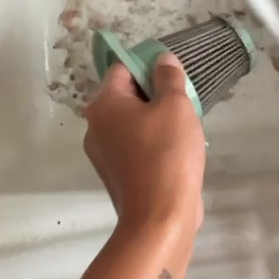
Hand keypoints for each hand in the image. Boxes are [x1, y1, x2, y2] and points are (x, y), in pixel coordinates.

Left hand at [84, 53, 206, 236]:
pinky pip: (135, 147)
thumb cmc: (167, 153)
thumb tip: (162, 60)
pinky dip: (152, 144)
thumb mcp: (176, 106)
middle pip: (126, 96)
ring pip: (132, 123)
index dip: (148, 66)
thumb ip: (168, 77)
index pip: (123, 68)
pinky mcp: (116, 175)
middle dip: (155, 95)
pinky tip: (175, 153)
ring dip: (156, 121)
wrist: (160, 218)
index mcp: (103, 105)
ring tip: (183, 130)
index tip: (174, 78)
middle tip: (183, 104)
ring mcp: (103, 154)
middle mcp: (95, 127)